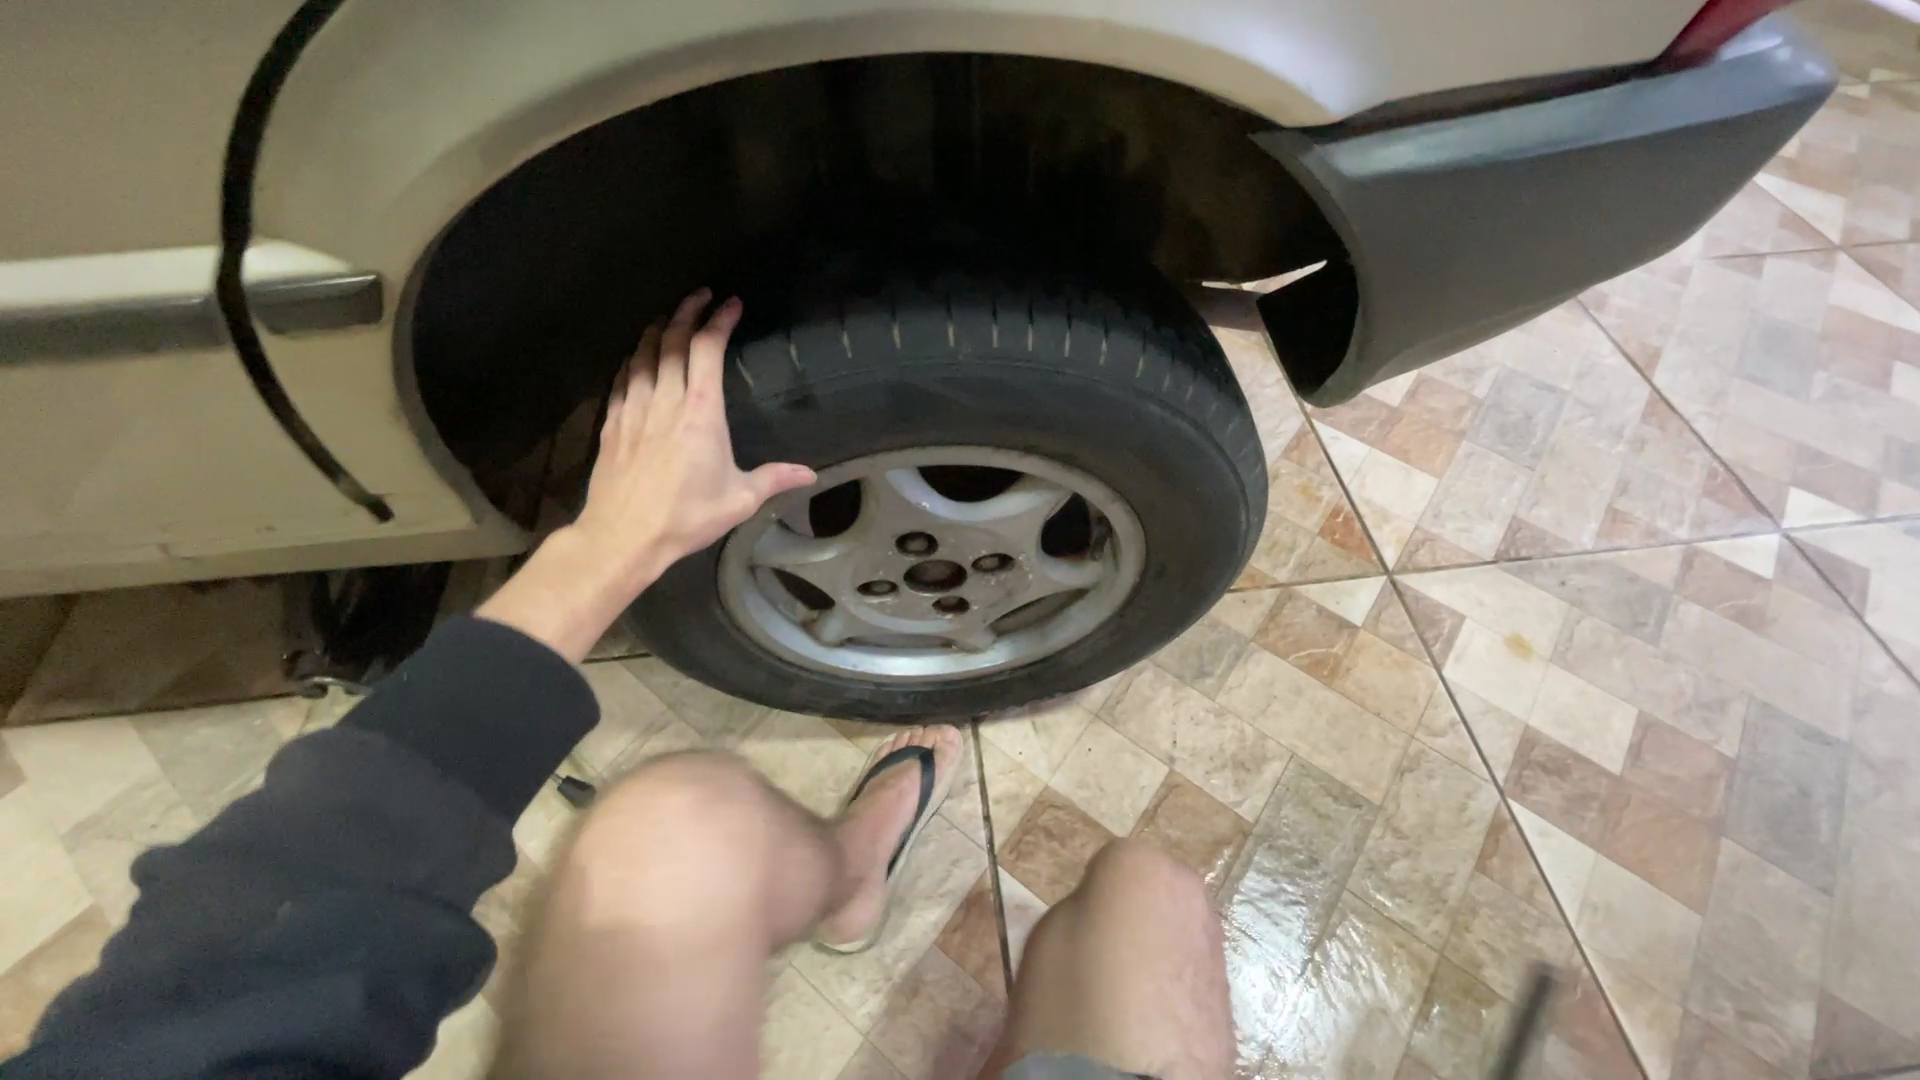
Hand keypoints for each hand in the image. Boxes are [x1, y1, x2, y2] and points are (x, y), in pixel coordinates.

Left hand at [573, 288, 814, 582]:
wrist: (624, 536)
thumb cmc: (687, 517)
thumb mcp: (740, 500)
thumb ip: (775, 478)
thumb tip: (810, 474)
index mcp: (701, 411)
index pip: (708, 349)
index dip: (720, 321)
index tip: (732, 304)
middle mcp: (666, 399)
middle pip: (673, 339)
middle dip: (687, 311)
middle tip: (701, 296)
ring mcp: (634, 408)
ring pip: (644, 354)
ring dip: (658, 330)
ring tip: (668, 318)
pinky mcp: (612, 423)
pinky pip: (622, 378)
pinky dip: (633, 359)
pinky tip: (636, 358)